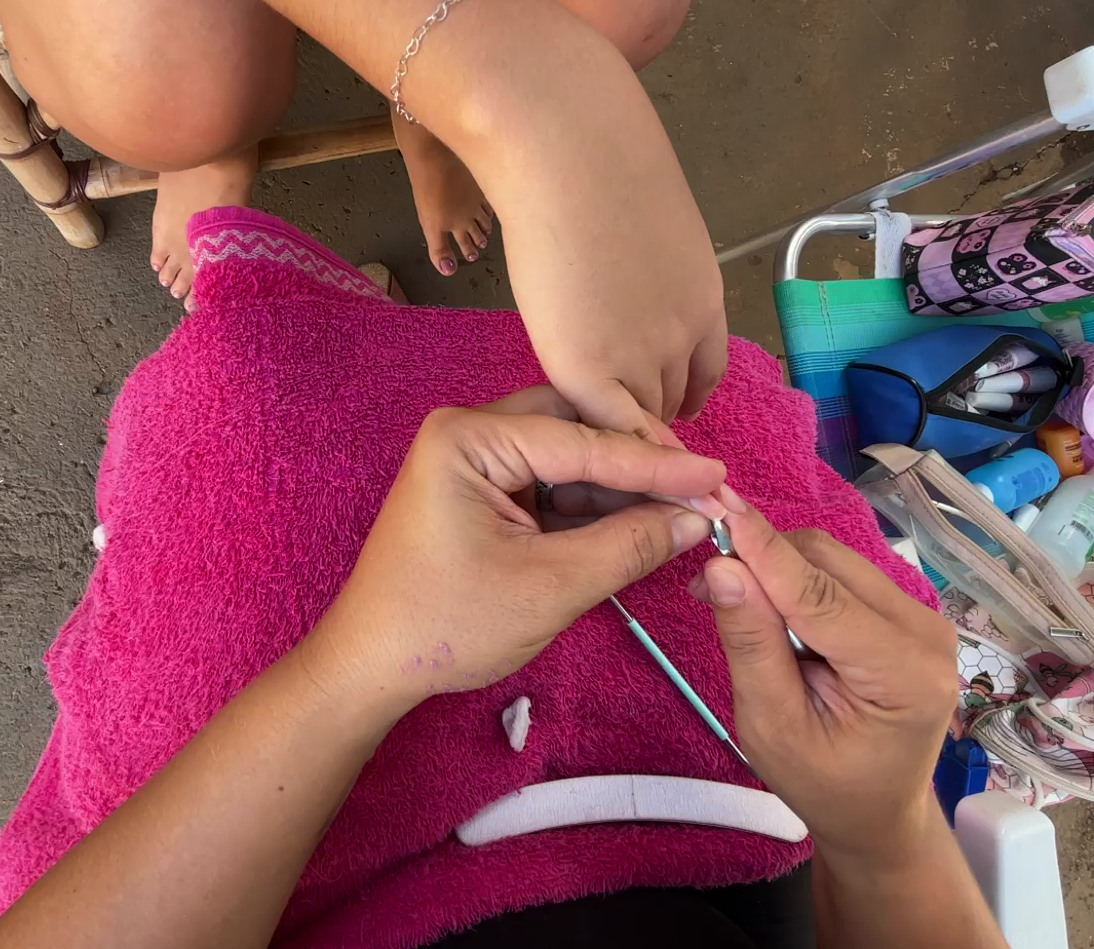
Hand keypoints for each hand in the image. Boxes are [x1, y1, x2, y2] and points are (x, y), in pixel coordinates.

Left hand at [310, 388, 723, 713]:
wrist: (374, 664)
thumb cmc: (448, 624)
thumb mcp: (548, 587)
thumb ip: (628, 546)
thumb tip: (696, 519)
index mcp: (469, 438)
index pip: (580, 441)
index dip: (655, 463)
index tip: (718, 477)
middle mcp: (471, 433)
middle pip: (574, 430)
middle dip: (636, 462)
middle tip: (698, 488)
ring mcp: (477, 461)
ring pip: (566, 457)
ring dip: (618, 485)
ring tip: (681, 509)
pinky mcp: (486, 491)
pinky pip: (550, 485)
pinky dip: (591, 505)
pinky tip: (638, 521)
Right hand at [433, 14, 728, 437]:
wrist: (570, 149)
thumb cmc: (601, 164)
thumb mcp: (649, 226)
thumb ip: (646, 276)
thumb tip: (621, 287)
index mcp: (703, 300)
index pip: (702, 373)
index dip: (679, 397)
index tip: (659, 413)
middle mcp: (684, 336)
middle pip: (672, 403)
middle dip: (652, 425)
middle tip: (624, 445)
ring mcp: (641, 355)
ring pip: (640, 421)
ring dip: (624, 441)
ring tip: (596, 463)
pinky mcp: (591, 369)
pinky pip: (609, 430)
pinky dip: (608, 457)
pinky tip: (590, 471)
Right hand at [689, 507, 958, 858]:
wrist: (877, 811)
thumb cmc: (822, 782)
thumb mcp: (771, 724)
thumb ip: (750, 643)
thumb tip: (723, 568)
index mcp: (904, 674)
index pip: (821, 595)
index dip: (765, 550)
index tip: (718, 507)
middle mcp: (924, 632)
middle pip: (825, 563)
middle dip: (761, 560)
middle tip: (706, 586)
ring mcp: (919, 615)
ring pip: (827, 557)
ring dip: (773, 566)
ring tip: (735, 603)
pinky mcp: (902, 608)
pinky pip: (834, 569)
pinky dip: (791, 576)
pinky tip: (769, 607)